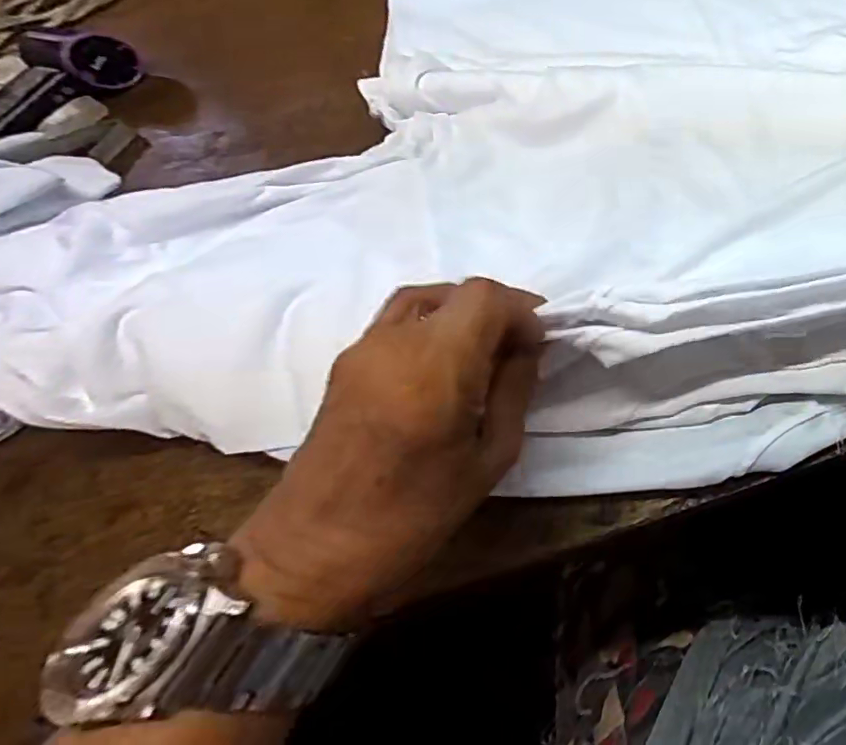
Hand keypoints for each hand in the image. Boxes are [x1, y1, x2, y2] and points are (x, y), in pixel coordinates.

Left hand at [229, 278, 544, 631]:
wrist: (309, 555)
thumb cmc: (415, 512)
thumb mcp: (493, 455)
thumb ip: (515, 389)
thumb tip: (528, 348)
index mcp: (435, 365)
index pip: (487, 296)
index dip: (522, 310)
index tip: (537, 345)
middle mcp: (395, 344)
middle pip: (461, 291)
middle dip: (500, 310)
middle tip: (519, 348)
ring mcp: (363, 351)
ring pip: (428, 298)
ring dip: (465, 313)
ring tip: (485, 350)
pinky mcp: (344, 365)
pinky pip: (400, 319)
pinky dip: (436, 323)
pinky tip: (447, 364)